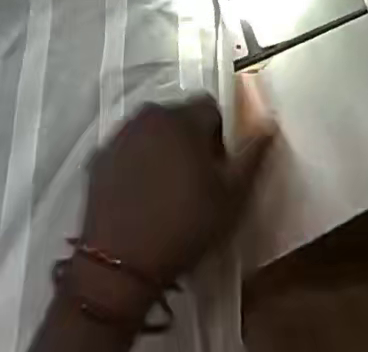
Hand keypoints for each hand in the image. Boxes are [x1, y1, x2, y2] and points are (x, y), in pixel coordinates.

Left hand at [77, 95, 274, 289]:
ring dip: (163, 147)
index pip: (211, 106)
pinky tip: (141, 193)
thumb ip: (252, 157)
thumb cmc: (184, 227)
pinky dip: (136, 160)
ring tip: (169, 187)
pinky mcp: (99, 154)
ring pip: (151, 129)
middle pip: (180, 115)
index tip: (222, 163)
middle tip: (198, 178)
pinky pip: (127, 147)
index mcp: (183, 119)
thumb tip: (267, 124)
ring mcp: (120, 133)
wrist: (120, 262)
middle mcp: (149, 114)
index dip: (222, 133)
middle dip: (192, 138)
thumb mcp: (231, 199)